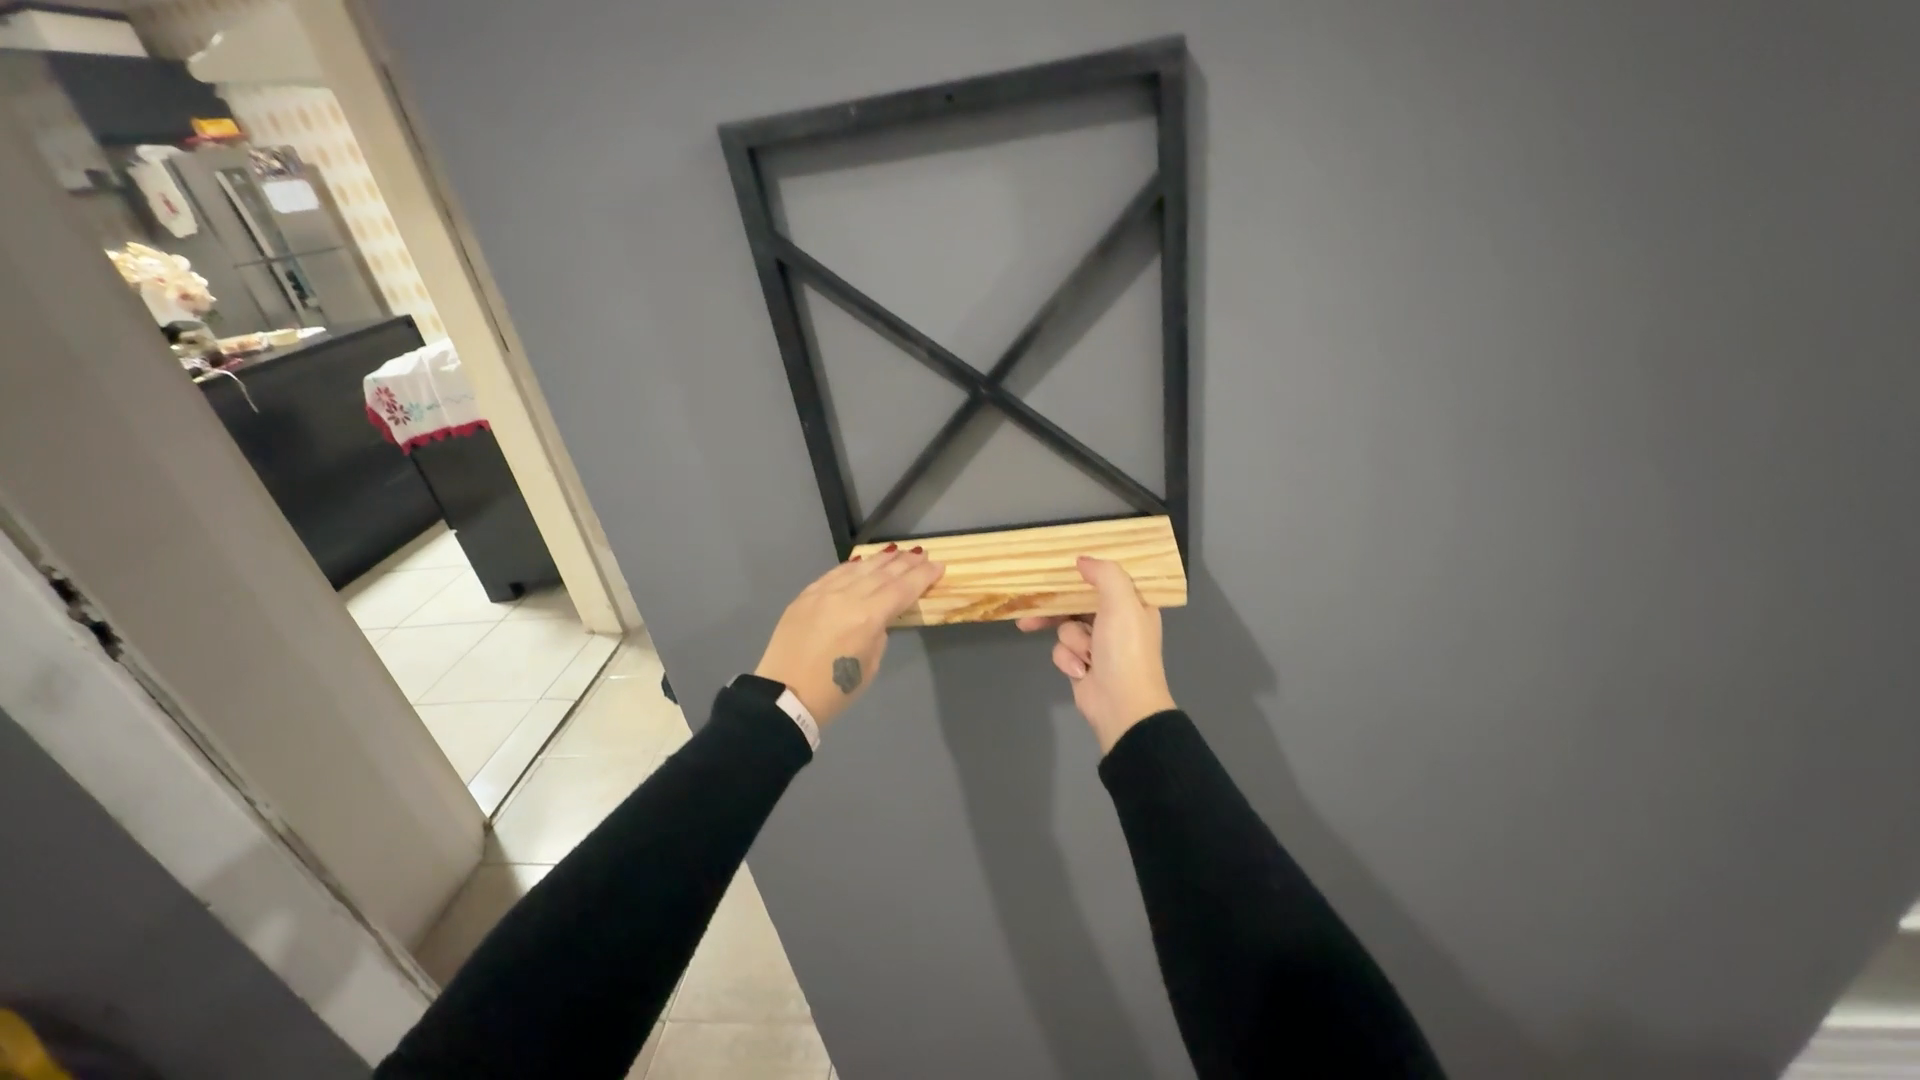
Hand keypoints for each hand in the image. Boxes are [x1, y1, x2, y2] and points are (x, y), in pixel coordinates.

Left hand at [754, 545, 944, 725]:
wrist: (784, 696)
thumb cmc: (834, 691)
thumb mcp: (869, 665)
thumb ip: (878, 634)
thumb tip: (878, 617)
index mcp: (867, 618)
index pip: (902, 589)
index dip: (922, 577)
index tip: (938, 566)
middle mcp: (847, 597)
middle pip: (882, 573)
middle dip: (905, 563)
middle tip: (921, 554)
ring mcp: (823, 593)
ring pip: (858, 568)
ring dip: (880, 559)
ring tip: (897, 552)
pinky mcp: (805, 596)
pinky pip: (834, 574)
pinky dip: (852, 566)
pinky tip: (863, 561)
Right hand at [1017, 557, 1177, 753]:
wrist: (1121, 705)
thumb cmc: (1126, 650)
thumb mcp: (1122, 603)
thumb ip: (1104, 574)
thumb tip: (1082, 559)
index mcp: (1133, 604)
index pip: (1107, 579)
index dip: (1086, 572)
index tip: (1062, 565)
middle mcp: (1116, 621)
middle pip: (1078, 602)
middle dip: (1057, 607)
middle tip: (1031, 604)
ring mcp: (1097, 643)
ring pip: (1066, 626)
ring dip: (1071, 640)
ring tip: (1082, 654)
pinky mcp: (1080, 663)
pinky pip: (1061, 649)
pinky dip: (1068, 659)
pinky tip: (1081, 670)